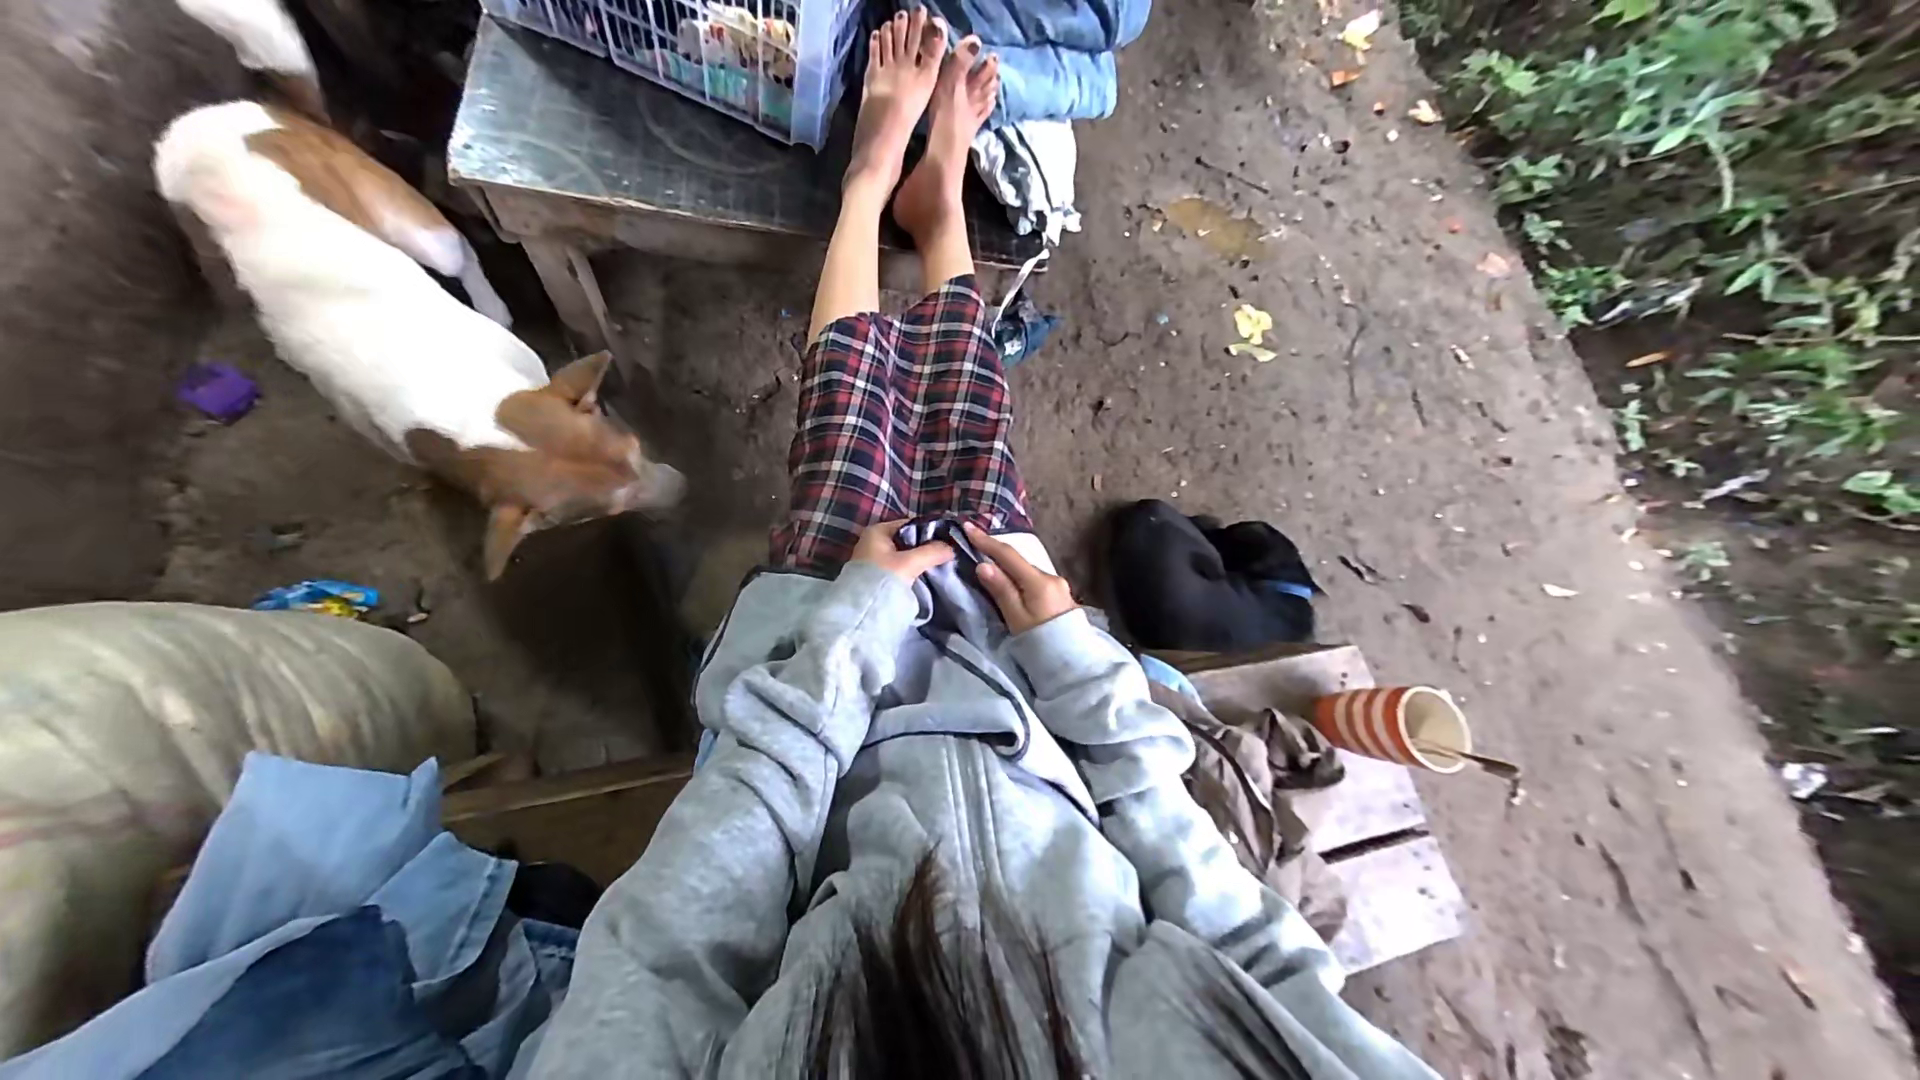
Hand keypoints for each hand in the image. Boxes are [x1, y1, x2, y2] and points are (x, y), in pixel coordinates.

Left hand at [851, 519, 955, 583]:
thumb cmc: (883, 578)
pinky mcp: (877, 574)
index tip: (946, 540)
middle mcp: (874, 541)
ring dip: (919, 559)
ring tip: (939, 564)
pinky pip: (900, 566)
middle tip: (945, 553)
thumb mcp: (910, 562)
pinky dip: (911, 569)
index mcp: (878, 531)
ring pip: (905, 554)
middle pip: (907, 539)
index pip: (910, 524)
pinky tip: (925, 574)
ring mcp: (874, 559)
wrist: (862, 609)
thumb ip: (932, 552)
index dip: (929, 530)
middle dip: (925, 547)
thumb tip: (951, 548)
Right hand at [964, 523, 1077, 634]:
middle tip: (973, 543)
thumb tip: (984, 565)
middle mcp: (1052, 578)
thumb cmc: (1042, 644)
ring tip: (987, 563)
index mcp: (1039, 581)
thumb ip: (1001, 590)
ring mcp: (1058, 587)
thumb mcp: (1016, 618)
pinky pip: (1034, 580)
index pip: (1008, 555)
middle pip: (1019, 561)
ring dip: (1007, 566)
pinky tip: (1010, 582)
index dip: (986, 541)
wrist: (1075, 665)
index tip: (967, 527)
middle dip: (996, 552)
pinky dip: (1018, 577)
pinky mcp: (1060, 597)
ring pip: (1026, 570)